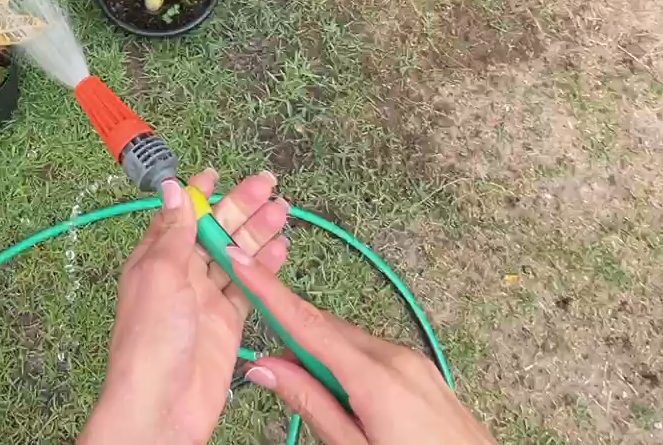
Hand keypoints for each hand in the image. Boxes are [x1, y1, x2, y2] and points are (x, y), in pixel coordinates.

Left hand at [79, 170, 291, 444]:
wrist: (162, 405)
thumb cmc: (150, 339)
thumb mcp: (160, 275)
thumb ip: (174, 232)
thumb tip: (173, 188)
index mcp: (157, 256)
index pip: (181, 214)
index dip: (199, 194)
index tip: (216, 174)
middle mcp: (181, 272)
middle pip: (214, 229)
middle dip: (240, 206)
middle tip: (267, 184)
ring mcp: (205, 297)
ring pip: (235, 255)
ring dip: (257, 232)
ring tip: (282, 209)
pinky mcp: (226, 322)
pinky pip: (248, 287)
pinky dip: (264, 268)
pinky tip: (280, 248)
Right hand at [226, 245, 493, 444]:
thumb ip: (311, 406)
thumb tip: (264, 366)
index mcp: (376, 378)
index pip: (306, 321)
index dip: (266, 288)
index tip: (236, 255)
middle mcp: (396, 357)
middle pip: (324, 330)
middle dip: (291, 337)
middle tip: (268, 366)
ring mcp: (415, 364)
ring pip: (347, 344)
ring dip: (321, 357)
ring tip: (318, 402)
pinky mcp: (425, 375)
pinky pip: (371, 356)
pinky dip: (347, 366)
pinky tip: (348, 401)